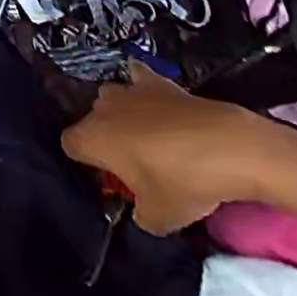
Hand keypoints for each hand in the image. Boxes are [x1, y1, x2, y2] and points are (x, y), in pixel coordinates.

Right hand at [61, 62, 277, 234]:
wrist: (227, 146)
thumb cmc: (182, 182)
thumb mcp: (157, 218)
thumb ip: (139, 214)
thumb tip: (142, 209)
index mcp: (93, 138)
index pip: (69, 145)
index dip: (85, 163)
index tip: (108, 180)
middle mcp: (104, 107)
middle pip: (91, 119)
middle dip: (103, 136)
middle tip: (129, 163)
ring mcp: (131, 89)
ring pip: (112, 96)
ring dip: (121, 112)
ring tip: (143, 134)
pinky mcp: (159, 80)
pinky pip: (139, 77)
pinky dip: (142, 86)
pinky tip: (154, 99)